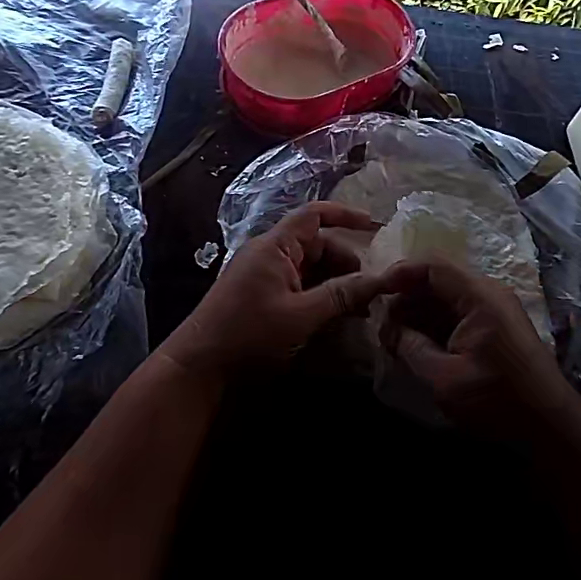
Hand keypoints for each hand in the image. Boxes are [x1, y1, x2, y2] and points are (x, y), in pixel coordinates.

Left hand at [160, 202, 389, 383]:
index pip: (313, 215)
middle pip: (316, 245)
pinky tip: (336, 317)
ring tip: (360, 308)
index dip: (345, 215)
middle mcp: (268, 253)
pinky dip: (318, 295)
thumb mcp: (300, 315)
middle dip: (346, 262)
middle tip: (373, 290)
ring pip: (308, 268)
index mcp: (274, 246)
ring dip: (334, 282)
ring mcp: (262, 275)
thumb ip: (340, 296)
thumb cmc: (249, 333)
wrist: (200, 364)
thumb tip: (381, 279)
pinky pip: (296, 285)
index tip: (375, 227)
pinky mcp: (260, 296)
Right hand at [376, 259, 571, 424]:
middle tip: (378, 319)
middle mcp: (489, 294)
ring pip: (444, 296)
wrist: (553, 431)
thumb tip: (385, 330)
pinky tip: (414, 343)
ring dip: (416, 310)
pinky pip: (456, 312)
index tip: (373, 292)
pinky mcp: (495, 328)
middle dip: (404, 295)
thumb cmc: (498, 401)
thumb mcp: (443, 377)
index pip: (432, 265)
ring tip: (391, 334)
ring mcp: (494, 311)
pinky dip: (432, 322)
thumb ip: (409, 346)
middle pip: (437, 278)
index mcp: (480, 297)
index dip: (398, 273)